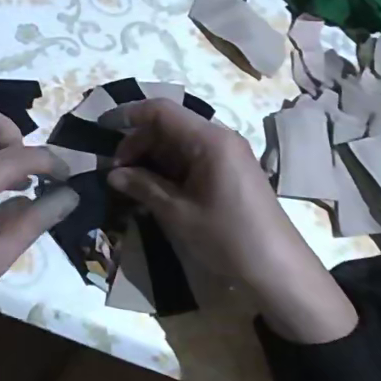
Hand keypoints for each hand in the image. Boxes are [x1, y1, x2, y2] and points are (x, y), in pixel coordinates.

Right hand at [104, 99, 357, 342]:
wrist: (278, 270)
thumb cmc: (227, 237)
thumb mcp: (178, 213)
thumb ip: (143, 187)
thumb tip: (113, 174)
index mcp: (209, 139)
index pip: (161, 111)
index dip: (128, 115)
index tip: (102, 131)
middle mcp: (219, 137)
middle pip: (168, 126)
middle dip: (137, 144)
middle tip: (114, 173)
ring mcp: (226, 154)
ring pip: (177, 143)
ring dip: (151, 159)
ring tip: (128, 184)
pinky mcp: (229, 171)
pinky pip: (191, 158)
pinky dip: (168, 169)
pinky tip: (152, 190)